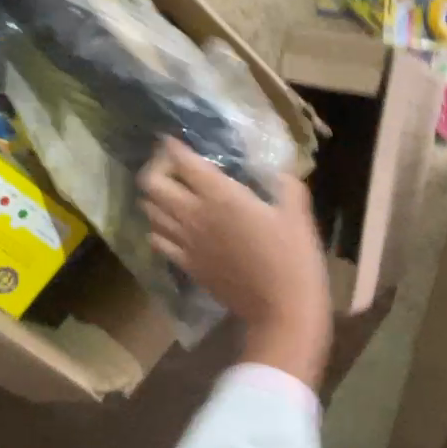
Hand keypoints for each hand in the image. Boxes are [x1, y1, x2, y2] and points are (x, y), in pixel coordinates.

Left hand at [139, 139, 331, 383]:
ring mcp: (185, 242)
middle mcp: (194, 214)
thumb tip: (277, 169)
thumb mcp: (296, 212)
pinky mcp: (185, 265)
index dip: (172, 146)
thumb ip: (284, 184)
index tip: (173, 138)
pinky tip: (173, 225)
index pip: (182, 161)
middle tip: (170, 165)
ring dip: (155, 197)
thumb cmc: (293, 257)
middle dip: (156, 167)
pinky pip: (157, 241)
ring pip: (149, 211)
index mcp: (221, 195)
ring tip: (170, 192)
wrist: (281, 309)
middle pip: (152, 183)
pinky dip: (158, 228)